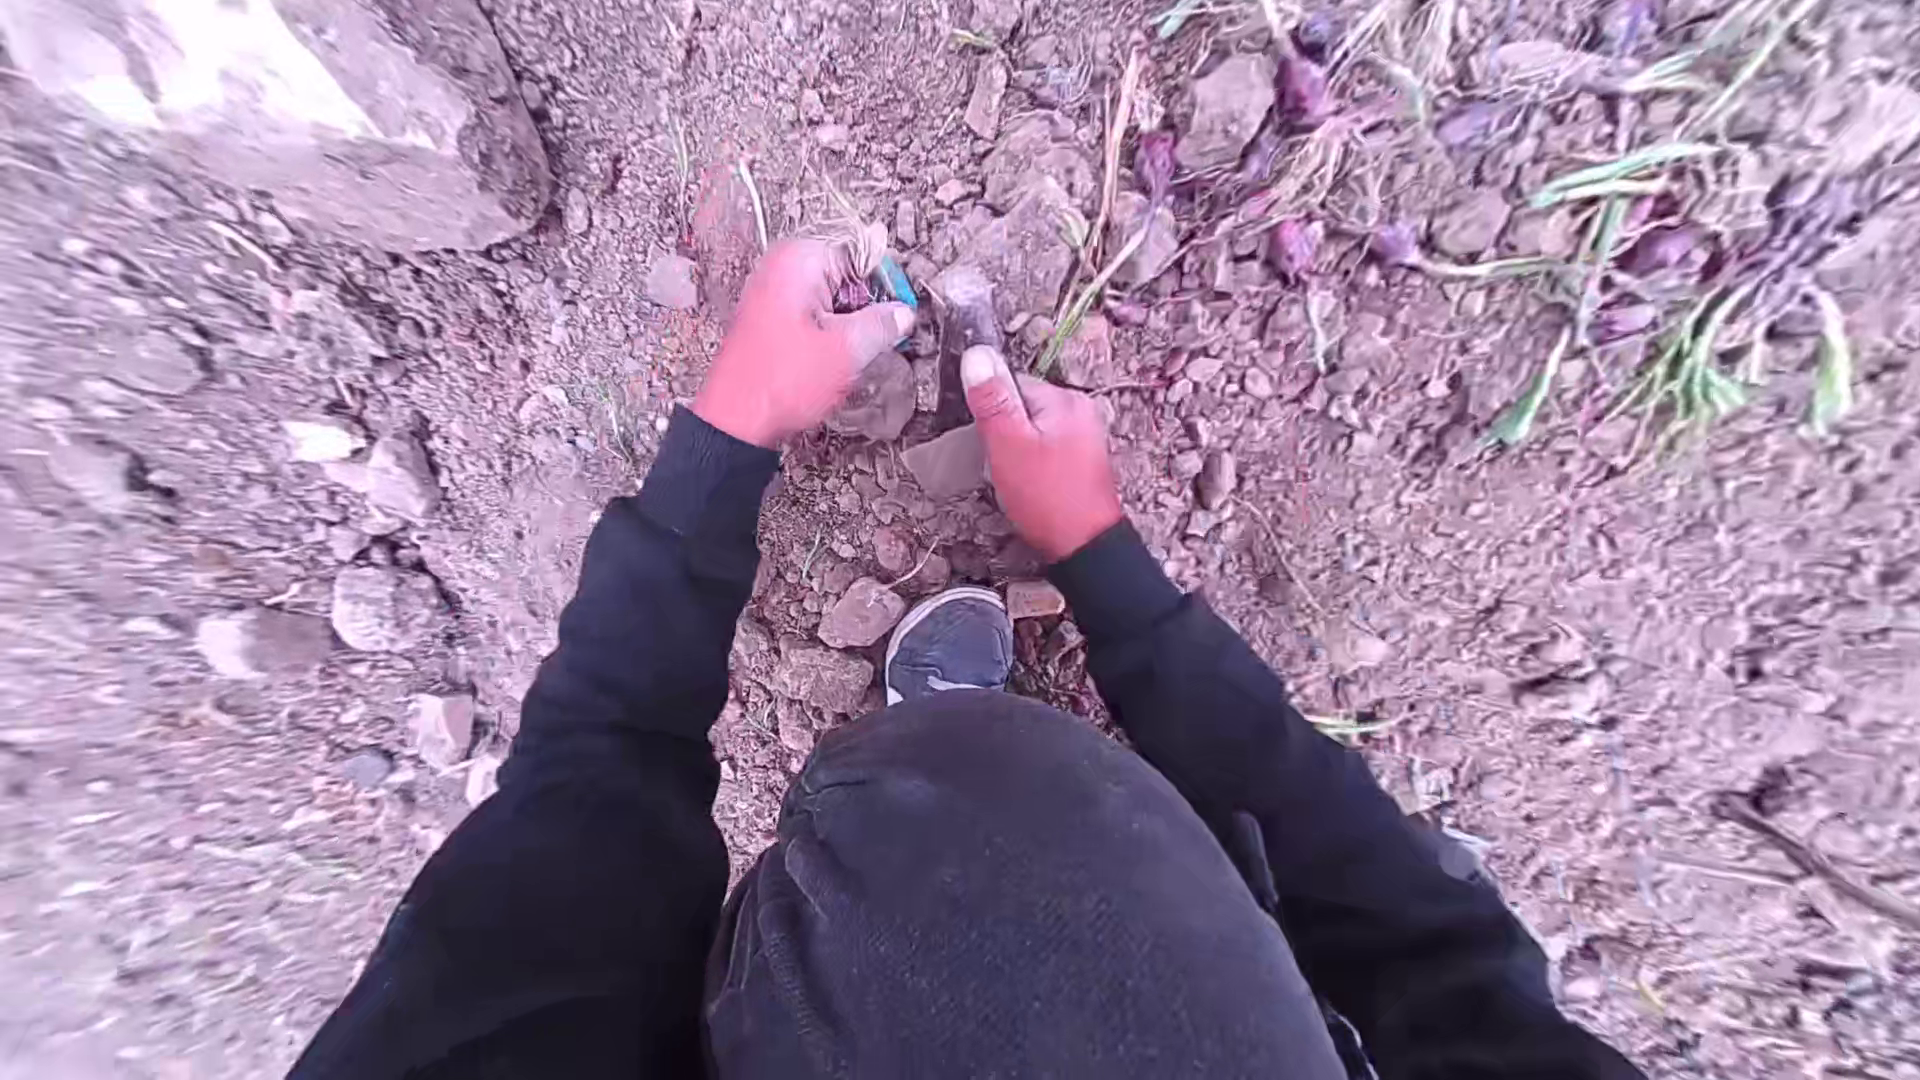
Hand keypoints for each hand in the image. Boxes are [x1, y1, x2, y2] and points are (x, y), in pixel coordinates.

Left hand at [693, 239, 914, 447]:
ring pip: (834, 302)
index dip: (888, 285)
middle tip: (882, 337)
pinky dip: (832, 338)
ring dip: (852, 328)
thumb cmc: (777, 383)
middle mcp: (783, 270)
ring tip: (853, 356)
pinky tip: (834, 363)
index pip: (862, 254)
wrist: (738, 419)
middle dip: (869, 309)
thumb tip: (902, 314)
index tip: (902, 310)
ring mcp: (775, 296)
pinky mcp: (773, 322)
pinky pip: (816, 319)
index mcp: (800, 261)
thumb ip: (882, 325)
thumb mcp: (846, 350)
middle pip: (848, 278)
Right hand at [963, 345, 1124, 561]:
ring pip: (1032, 431)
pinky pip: (1046, 449)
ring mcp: (1084, 438)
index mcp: (1065, 400)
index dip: (992, 412)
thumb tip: (976, 356)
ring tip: (1017, 477)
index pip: (1012, 384)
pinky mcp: (1082, 461)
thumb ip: (993, 400)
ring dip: (1017, 451)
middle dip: (1005, 434)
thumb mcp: (1009, 445)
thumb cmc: (1048, 498)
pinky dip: (1032, 464)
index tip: (989, 439)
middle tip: (1003, 462)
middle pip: (1022, 408)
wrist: (1084, 548)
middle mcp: (1080, 412)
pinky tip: (1030, 485)